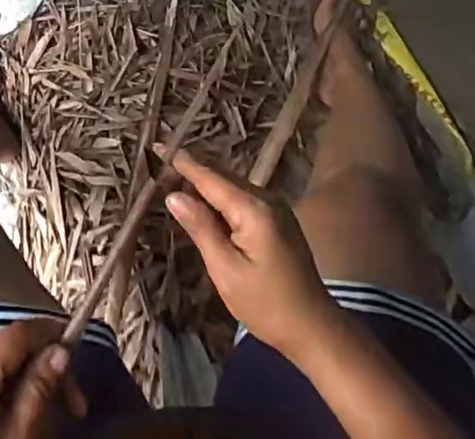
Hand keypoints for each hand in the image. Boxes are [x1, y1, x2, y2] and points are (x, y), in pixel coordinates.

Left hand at [0, 319, 85, 438]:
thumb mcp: (20, 437)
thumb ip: (40, 388)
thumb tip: (60, 351)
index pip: (19, 332)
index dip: (52, 334)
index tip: (80, 353)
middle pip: (11, 350)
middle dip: (45, 368)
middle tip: (76, 405)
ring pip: (1, 369)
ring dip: (32, 384)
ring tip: (56, 417)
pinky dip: (11, 396)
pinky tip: (29, 420)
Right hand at [158, 146, 341, 356]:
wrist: (315, 329)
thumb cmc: (267, 305)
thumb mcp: (226, 270)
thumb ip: (201, 228)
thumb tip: (174, 195)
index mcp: (253, 209)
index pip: (210, 178)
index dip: (183, 162)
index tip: (159, 146)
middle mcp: (267, 198)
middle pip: (222, 176)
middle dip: (192, 170)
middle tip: (161, 167)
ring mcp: (276, 206)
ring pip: (233, 185)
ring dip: (206, 183)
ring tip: (176, 180)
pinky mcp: (279, 217)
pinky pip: (243, 196)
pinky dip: (221, 195)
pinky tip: (206, 202)